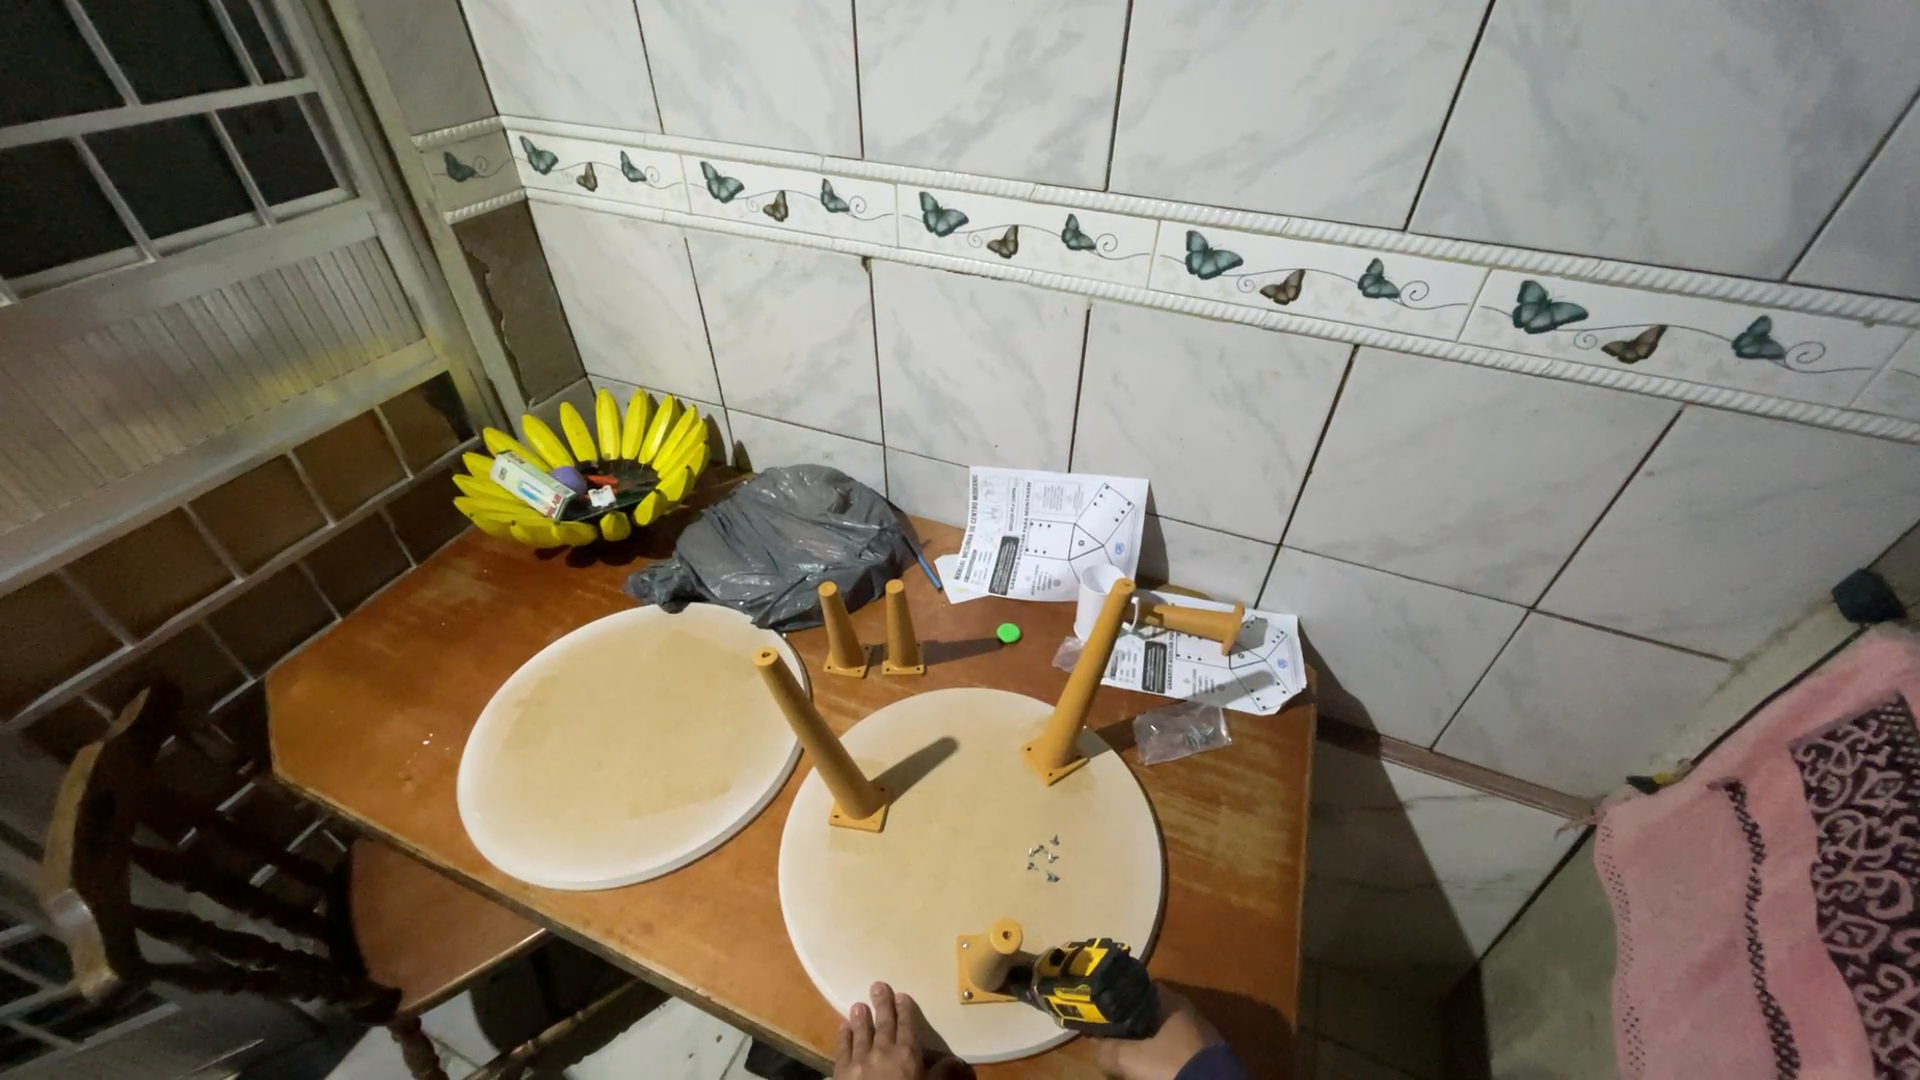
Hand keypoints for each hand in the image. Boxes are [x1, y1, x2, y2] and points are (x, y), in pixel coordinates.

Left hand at [834, 982, 974, 1079]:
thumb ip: (942, 1074)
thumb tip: (959, 1061)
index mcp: (907, 1054)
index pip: (907, 1026)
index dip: (905, 1010)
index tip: (901, 995)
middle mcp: (883, 1051)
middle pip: (884, 1023)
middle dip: (882, 1004)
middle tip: (877, 986)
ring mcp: (860, 1061)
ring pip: (861, 1033)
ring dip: (860, 1018)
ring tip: (858, 1005)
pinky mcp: (841, 1072)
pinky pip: (842, 1050)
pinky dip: (843, 1037)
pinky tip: (843, 1028)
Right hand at [1090, 989, 1221, 1079]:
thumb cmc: (1173, 1065)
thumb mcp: (1135, 1060)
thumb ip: (1111, 1050)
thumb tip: (1093, 1045)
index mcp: (1170, 1000)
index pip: (1139, 988)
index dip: (1120, 996)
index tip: (1105, 1007)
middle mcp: (1186, 1010)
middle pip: (1152, 1011)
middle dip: (1134, 1023)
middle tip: (1115, 1035)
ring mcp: (1200, 1033)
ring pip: (1166, 1032)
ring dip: (1150, 1041)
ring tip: (1132, 1055)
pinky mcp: (1209, 1056)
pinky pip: (1179, 1049)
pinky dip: (1165, 1055)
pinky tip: (1155, 1068)